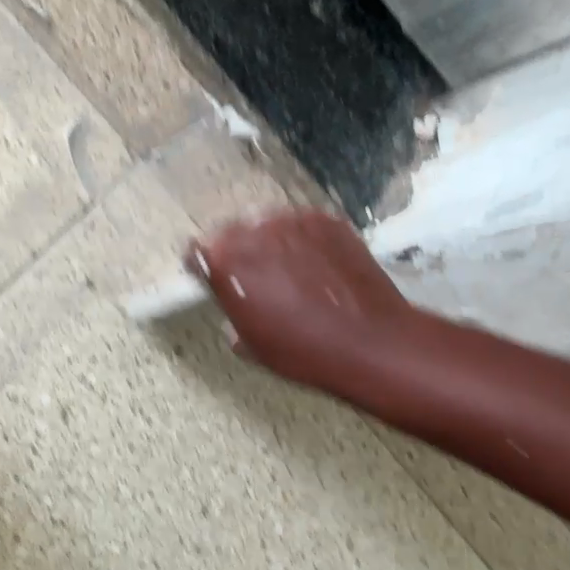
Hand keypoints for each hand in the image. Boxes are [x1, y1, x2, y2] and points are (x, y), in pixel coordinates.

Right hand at [188, 209, 412, 390]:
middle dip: (237, 250)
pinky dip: (302, 240)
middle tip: (252, 276)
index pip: (197, 250)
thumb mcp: (251, 342)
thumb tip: (236, 310)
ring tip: (287, 268)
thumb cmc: (302, 350)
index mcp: (224, 260)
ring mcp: (293, 221)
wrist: (371, 341)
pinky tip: (316, 264)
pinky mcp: (328, 220)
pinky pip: (302, 226)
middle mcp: (253, 230)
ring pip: (268, 225)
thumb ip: (232, 313)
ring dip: (270, 242)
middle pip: (232, 232)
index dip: (203, 265)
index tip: (212, 279)